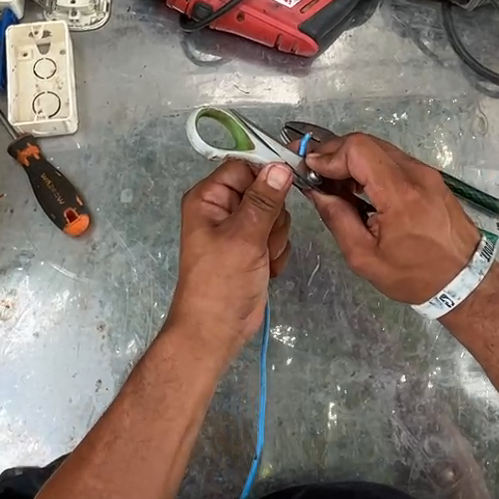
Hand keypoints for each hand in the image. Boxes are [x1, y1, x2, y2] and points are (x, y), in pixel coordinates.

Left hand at [168, 159, 293, 352]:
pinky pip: (277, 237)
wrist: (217, 330)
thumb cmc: (220, 282)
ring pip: (276, 215)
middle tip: (261, 238)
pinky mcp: (253, 248)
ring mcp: (239, 229)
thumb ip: (264, 201)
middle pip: (264, 190)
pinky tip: (265, 269)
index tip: (289, 183)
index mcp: (209, 198)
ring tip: (260, 258)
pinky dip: (276, 253)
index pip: (243, 167)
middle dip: (272, 216)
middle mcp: (222, 208)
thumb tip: (280, 167)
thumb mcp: (243, 237)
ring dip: (275, 238)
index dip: (266, 174)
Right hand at [302, 133, 478, 303]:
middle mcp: (416, 174)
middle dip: (334, 153)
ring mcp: (426, 173)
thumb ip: (337, 218)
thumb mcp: (365, 257)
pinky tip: (357, 187)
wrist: (467, 281)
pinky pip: (392, 160)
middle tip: (313, 172)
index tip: (309, 169)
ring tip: (332, 182)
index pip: (358, 150)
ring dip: (351, 159)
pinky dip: (369, 166)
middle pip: (366, 143)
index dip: (328, 155)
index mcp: (400, 194)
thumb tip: (316, 191)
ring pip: (378, 148)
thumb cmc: (415, 275)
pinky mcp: (430, 177)